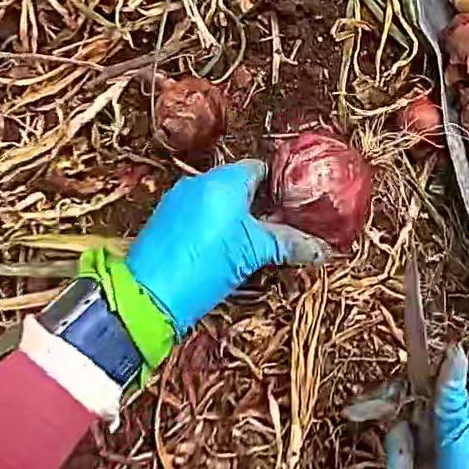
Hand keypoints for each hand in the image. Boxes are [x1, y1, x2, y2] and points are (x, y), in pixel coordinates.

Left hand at [124, 159, 327, 330]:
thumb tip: (324, 250)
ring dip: (237, 215)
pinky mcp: (164, 219)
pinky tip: (224, 248)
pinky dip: (215, 224)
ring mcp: (179, 199)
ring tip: (253, 240)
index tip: (293, 205)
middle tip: (278, 225)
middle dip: (260, 203)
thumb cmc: (205, 266)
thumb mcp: (254, 253)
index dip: (280, 186)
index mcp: (225, 180)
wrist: (145, 300)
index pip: (262, 168)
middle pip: (241, 183)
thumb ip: (290, 244)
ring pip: (219, 199)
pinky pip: (200, 212)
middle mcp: (201, 182)